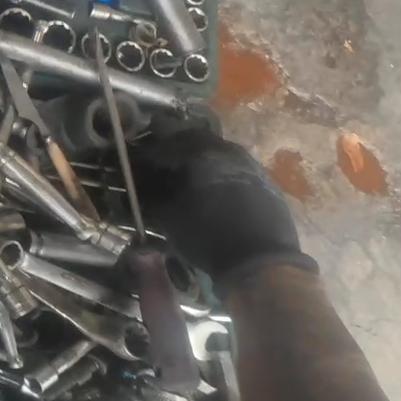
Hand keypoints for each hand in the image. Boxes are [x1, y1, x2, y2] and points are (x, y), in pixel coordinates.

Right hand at [132, 121, 316, 294]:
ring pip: (217, 151)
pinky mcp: (265, 182)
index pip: (164, 146)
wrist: (260, 261)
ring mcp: (251, 165)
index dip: (145, 155)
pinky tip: (211, 190)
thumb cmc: (207, 236)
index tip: (135, 165)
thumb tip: (140, 186)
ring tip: (185, 177)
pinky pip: (235, 166)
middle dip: (173, 149)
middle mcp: (228, 152)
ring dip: (198, 159)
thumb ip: (152, 196)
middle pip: (194, 139)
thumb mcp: (168, 218)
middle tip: (159, 165)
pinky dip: (217, 171)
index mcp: (201, 156)